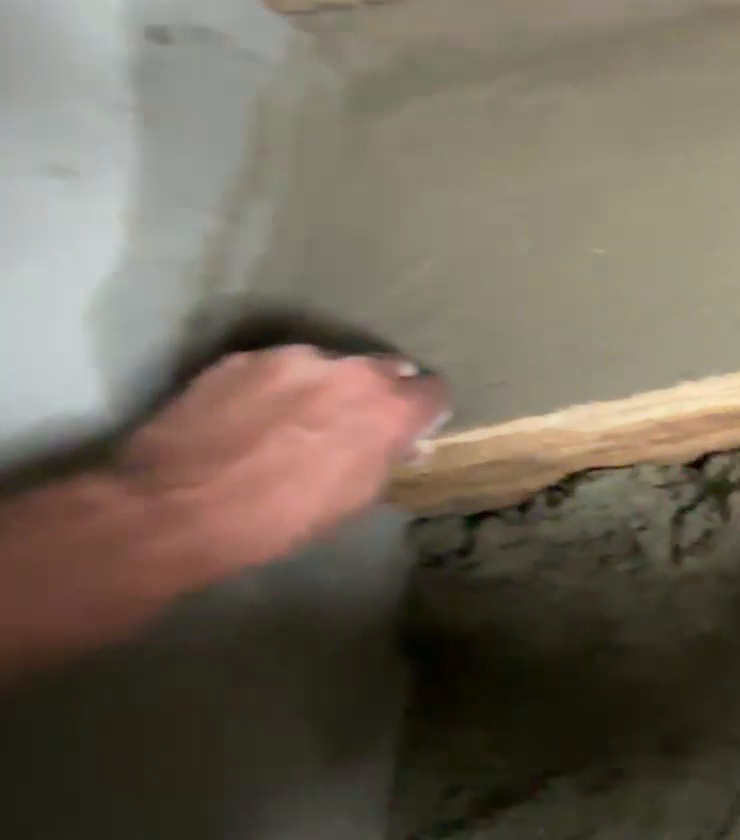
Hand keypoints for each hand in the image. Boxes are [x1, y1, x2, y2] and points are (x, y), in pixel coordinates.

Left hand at [114, 345, 447, 583]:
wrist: (168, 512)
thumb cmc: (279, 519)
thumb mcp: (356, 498)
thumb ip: (388, 458)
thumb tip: (405, 443)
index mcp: (393, 408)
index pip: (435, 391)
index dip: (423, 411)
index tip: (409, 428)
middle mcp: (356, 371)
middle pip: (388, 368)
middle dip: (380, 392)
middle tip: (352, 423)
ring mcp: (297, 359)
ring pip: (332, 365)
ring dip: (327, 386)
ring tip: (295, 418)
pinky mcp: (244, 358)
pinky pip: (279, 367)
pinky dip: (277, 386)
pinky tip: (251, 416)